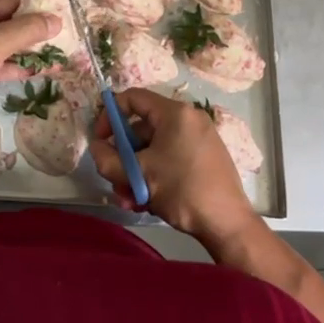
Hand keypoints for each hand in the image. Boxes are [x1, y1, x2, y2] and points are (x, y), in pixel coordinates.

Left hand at [0, 0, 57, 125]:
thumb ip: (26, 31)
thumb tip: (56, 20)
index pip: (9, 2)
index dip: (34, 8)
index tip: (60, 16)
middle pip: (6, 24)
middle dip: (32, 32)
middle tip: (61, 40)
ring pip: (1, 46)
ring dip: (24, 51)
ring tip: (54, 57)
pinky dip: (11, 66)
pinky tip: (32, 72)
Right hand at [90, 88, 254, 244]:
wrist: (228, 224)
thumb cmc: (182, 190)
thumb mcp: (138, 175)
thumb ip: (108, 159)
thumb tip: (96, 147)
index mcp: (175, 113)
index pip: (132, 98)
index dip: (109, 116)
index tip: (100, 141)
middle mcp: (189, 119)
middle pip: (142, 129)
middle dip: (124, 158)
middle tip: (115, 182)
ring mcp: (199, 140)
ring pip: (154, 150)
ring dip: (136, 174)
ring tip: (130, 201)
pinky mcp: (205, 159)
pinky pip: (170, 160)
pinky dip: (155, 177)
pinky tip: (146, 203)